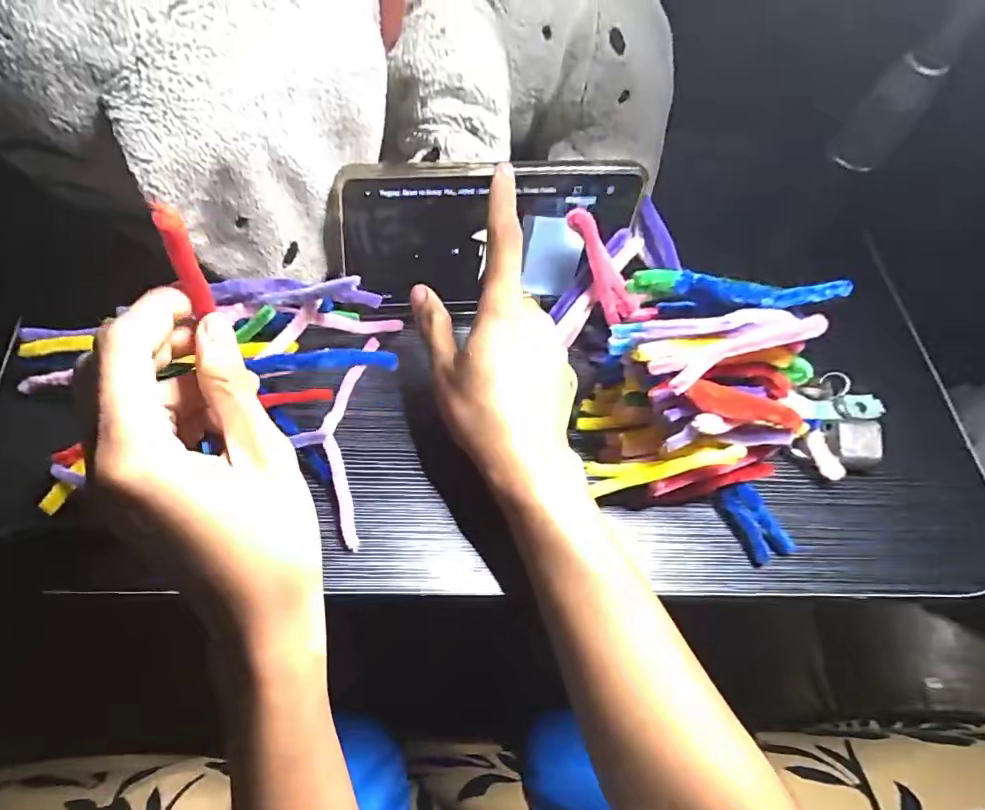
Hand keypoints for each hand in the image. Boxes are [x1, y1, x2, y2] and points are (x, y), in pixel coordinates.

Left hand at [88, 288, 323, 649]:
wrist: (258, 623)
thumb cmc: (275, 546)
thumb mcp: (262, 456)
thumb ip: (228, 384)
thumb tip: (213, 324)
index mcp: (133, 454)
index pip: (118, 351)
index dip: (153, 311)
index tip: (196, 297)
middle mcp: (100, 465)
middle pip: (107, 372)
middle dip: (157, 343)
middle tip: (214, 336)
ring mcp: (104, 486)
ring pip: (118, 402)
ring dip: (166, 381)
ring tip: (228, 392)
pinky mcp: (119, 499)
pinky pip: (129, 435)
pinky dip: (164, 415)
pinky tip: (211, 424)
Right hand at [411, 163, 580, 497]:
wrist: (526, 460)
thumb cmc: (478, 413)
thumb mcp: (445, 372)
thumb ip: (434, 326)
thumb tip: (420, 290)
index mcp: (502, 311)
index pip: (503, 246)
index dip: (501, 208)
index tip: (504, 173)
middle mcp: (534, 317)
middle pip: (510, 297)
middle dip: (491, 311)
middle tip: (470, 352)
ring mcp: (553, 343)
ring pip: (524, 324)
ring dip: (506, 337)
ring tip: (489, 380)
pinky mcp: (564, 367)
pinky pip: (537, 350)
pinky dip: (522, 360)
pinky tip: (511, 393)